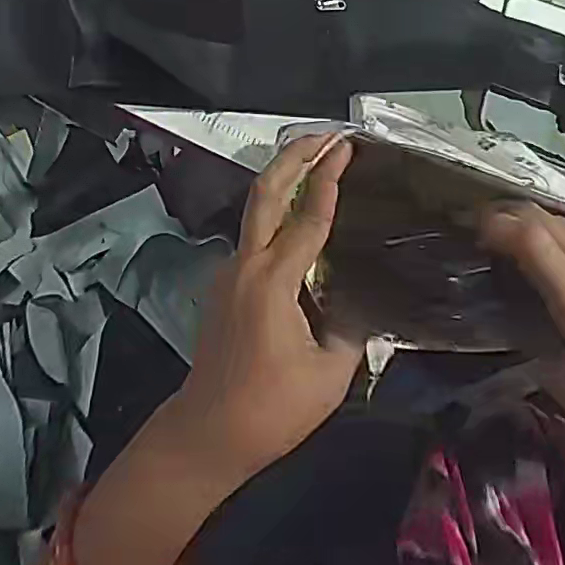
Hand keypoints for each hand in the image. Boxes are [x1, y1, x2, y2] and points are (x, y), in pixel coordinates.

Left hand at [72, 135, 364, 564]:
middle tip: (324, 134)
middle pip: (265, 192)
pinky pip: (254, 235)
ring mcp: (230, 270)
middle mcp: (246, 264)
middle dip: (294, 155)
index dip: (327, 179)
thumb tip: (356, 307)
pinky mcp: (225, 283)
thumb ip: (348, 331)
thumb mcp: (329, 375)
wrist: (208, 430)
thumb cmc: (271, 409)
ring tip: (314, 160)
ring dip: (283, 178)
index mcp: (273, 282)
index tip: (342, 148)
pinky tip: (298, 216)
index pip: (307, 218)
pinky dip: (276, 211)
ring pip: (255, 209)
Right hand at [480, 201, 564, 502]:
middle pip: (545, 217)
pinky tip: (549, 255)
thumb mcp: (562, 381)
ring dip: (532, 221)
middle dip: (505, 215)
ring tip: (506, 239)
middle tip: (476, 231)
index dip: (493, 224)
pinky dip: (559, 233)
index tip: (468, 232)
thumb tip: (500, 309)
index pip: (530, 234)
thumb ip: (527, 334)